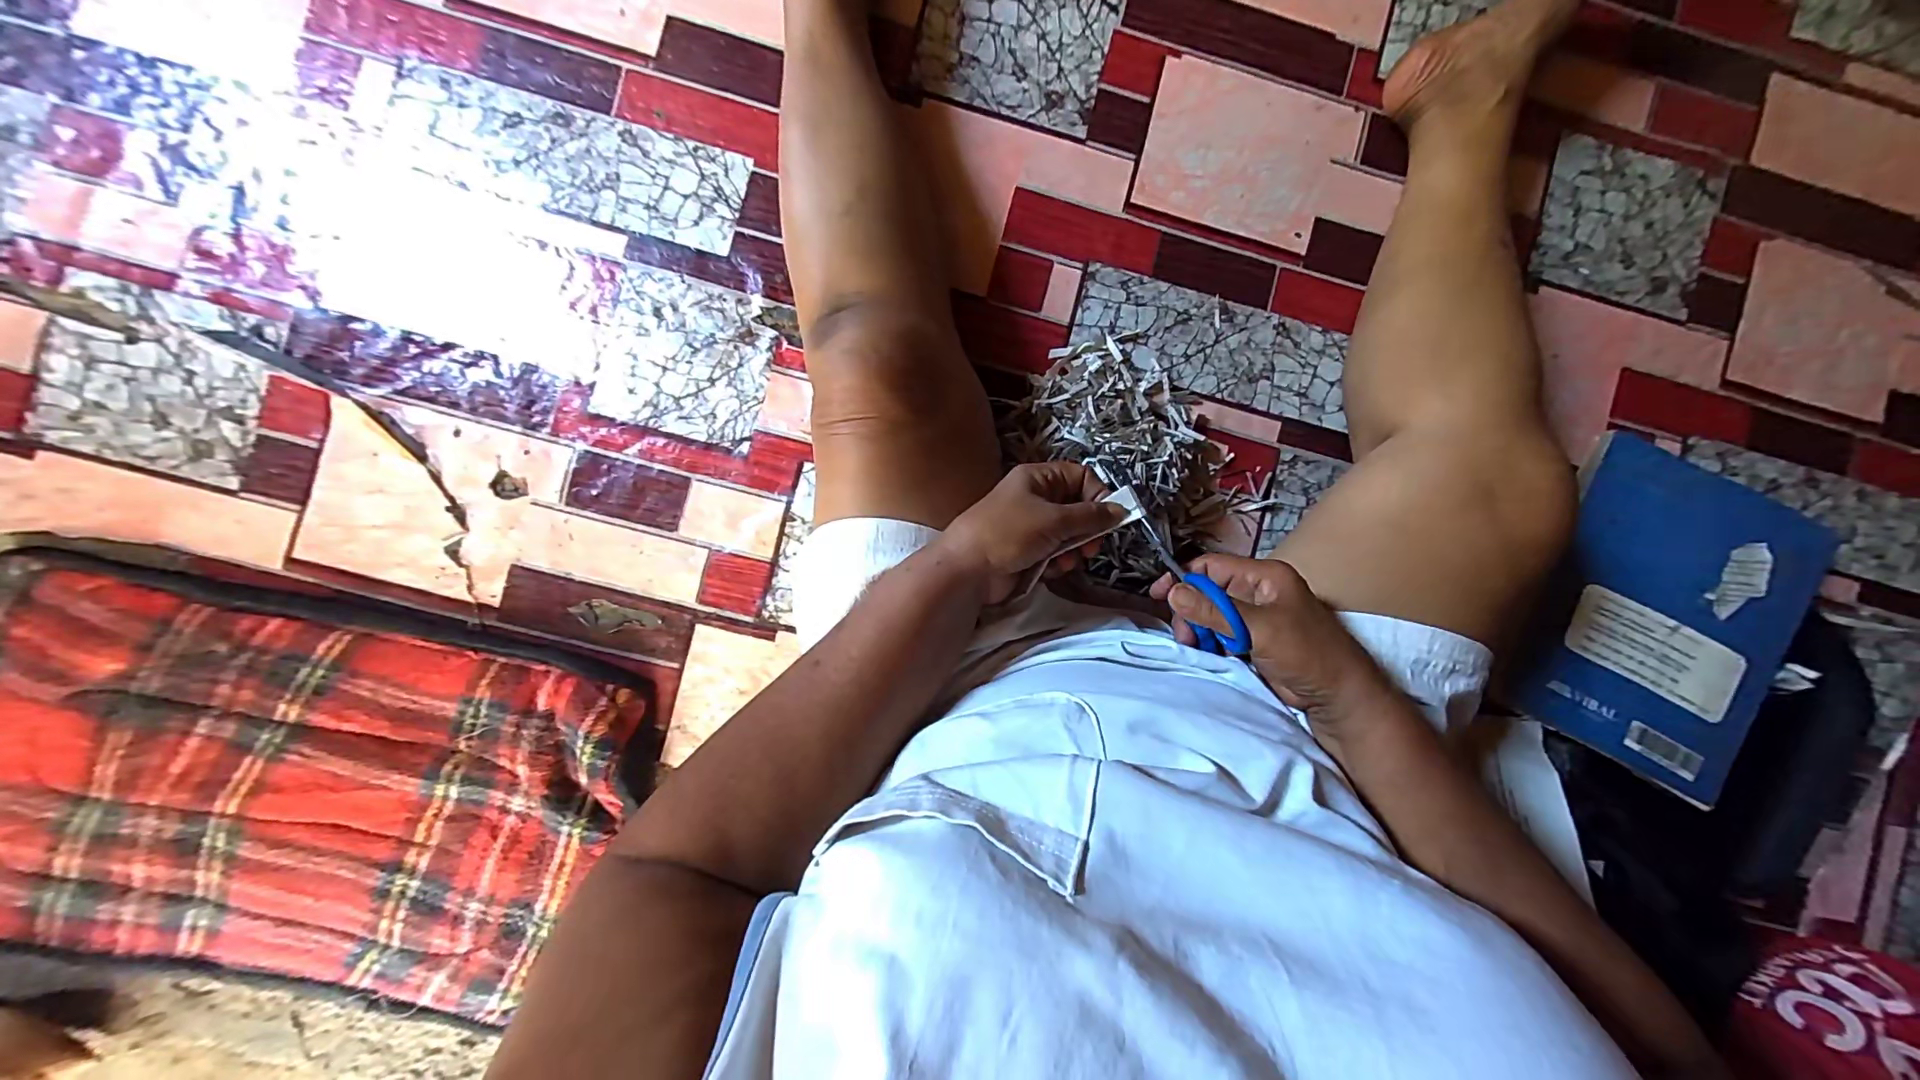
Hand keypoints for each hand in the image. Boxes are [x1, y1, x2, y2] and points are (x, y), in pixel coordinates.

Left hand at [936, 462, 1125, 604]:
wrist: (967, 569)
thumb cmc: (1008, 534)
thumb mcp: (1053, 520)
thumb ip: (1090, 516)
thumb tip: (1121, 509)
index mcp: (1037, 478)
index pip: (1080, 476)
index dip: (1098, 494)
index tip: (1109, 518)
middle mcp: (1034, 498)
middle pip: (1077, 507)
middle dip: (1088, 527)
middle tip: (1092, 546)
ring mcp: (1030, 526)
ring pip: (1068, 533)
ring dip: (1074, 548)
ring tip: (1070, 560)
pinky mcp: (1027, 551)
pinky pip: (1055, 551)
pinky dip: (1059, 560)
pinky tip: (1055, 569)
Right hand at [1149, 554, 1395, 727]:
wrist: (1337, 697)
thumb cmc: (1309, 654)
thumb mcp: (1258, 628)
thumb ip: (1215, 610)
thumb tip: (1175, 592)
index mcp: (1265, 576)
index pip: (1213, 566)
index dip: (1185, 578)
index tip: (1161, 595)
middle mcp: (1258, 592)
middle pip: (1208, 591)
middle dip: (1192, 611)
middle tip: (1187, 634)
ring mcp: (1256, 617)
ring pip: (1211, 614)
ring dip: (1200, 629)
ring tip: (1201, 646)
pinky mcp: (1253, 639)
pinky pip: (1220, 633)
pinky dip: (1211, 642)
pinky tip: (1212, 653)